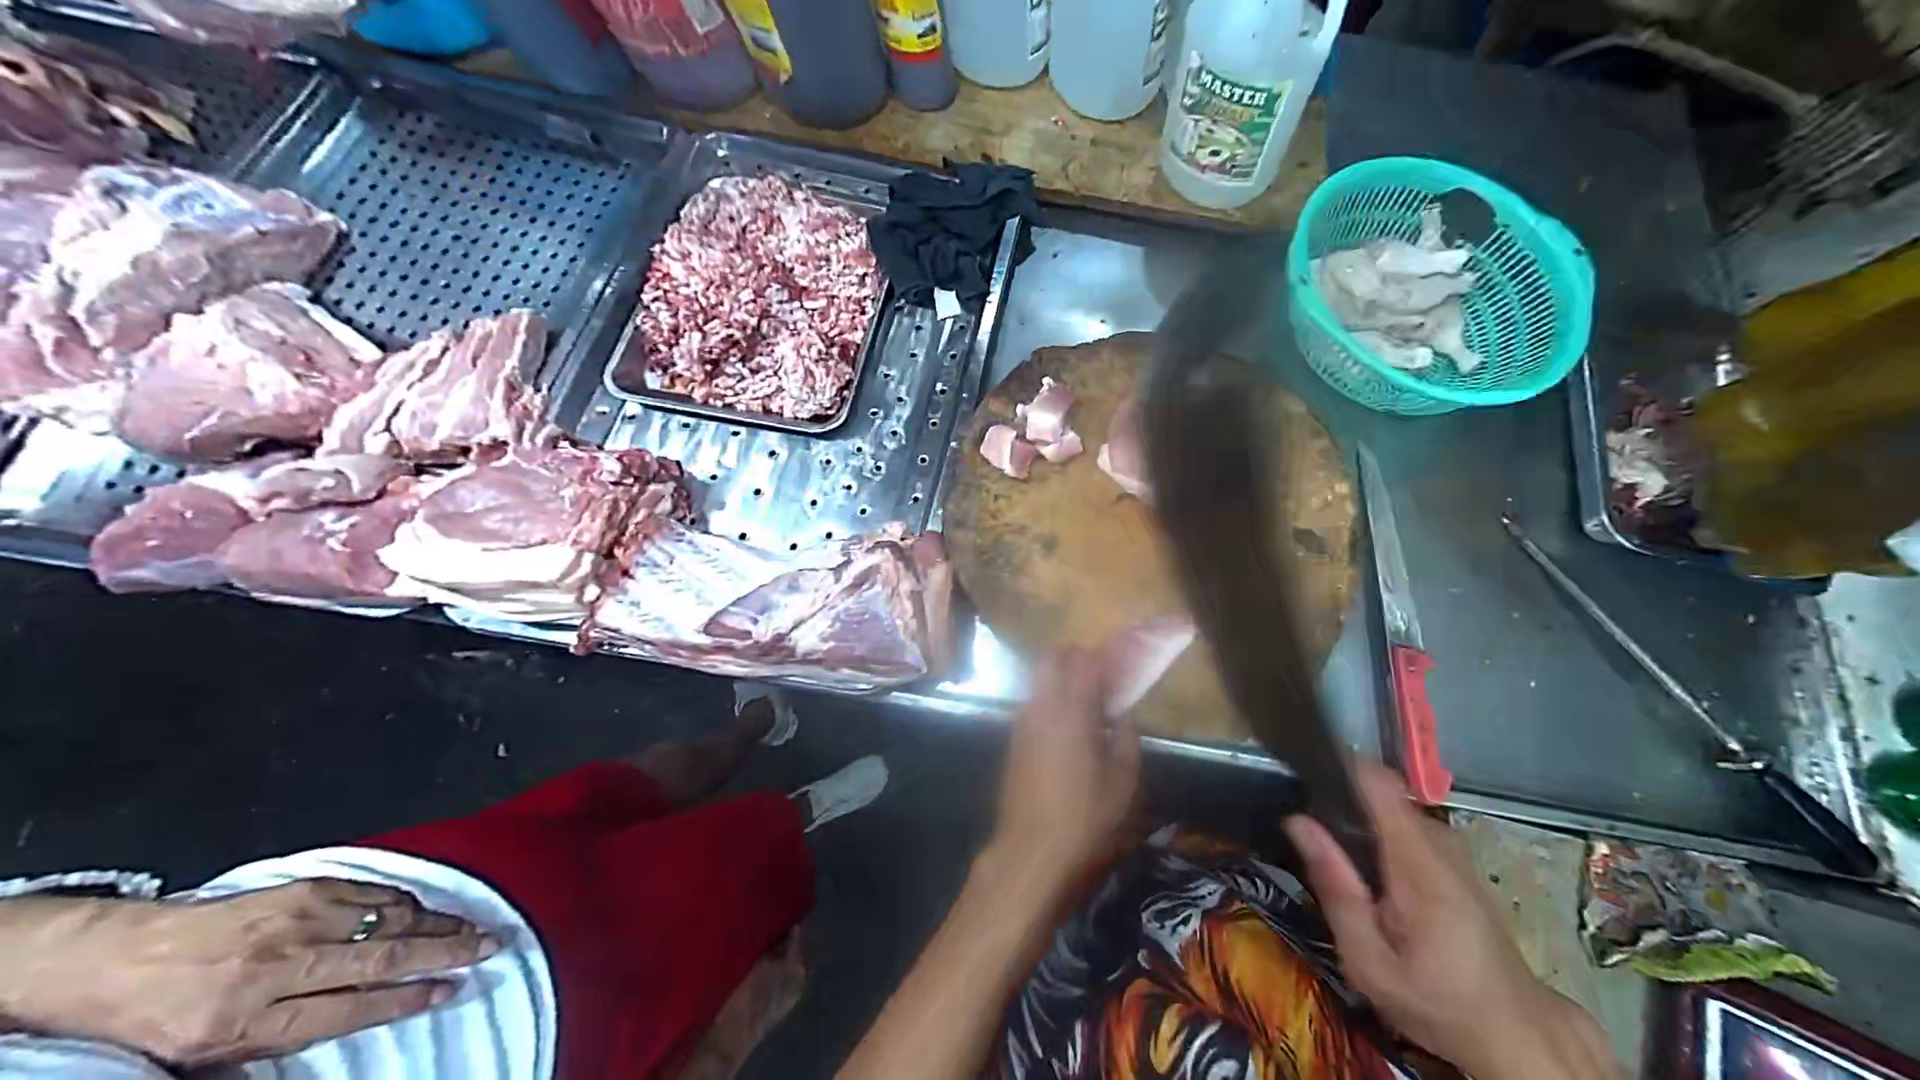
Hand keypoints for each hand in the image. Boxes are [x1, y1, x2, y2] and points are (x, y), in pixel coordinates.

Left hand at [0, 879, 497, 1066]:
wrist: (117, 956)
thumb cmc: (160, 1015)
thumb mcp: (205, 1050)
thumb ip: (284, 1034)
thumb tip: (365, 1016)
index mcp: (246, 1019)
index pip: (350, 1009)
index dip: (407, 999)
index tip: (451, 990)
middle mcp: (279, 965)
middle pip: (382, 958)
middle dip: (445, 951)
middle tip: (490, 945)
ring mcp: (296, 918)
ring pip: (386, 919)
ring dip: (437, 923)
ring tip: (473, 925)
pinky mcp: (305, 887)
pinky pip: (371, 894)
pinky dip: (407, 902)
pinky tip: (428, 909)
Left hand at [992, 646, 1141, 884]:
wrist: (1031, 846)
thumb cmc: (1084, 816)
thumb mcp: (1122, 782)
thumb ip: (1126, 739)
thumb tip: (1122, 715)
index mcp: (1072, 712)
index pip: (1084, 662)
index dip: (1103, 659)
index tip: (1119, 671)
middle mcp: (1042, 707)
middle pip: (1051, 657)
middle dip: (1074, 657)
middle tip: (1098, 678)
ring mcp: (1023, 721)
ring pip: (1038, 679)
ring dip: (1060, 678)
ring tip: (1085, 705)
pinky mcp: (1013, 738)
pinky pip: (1032, 703)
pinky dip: (1049, 701)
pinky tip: (1066, 729)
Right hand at [1285, 762, 1622, 1079]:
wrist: (1517, 1034)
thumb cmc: (1436, 1000)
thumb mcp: (1369, 957)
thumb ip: (1335, 886)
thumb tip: (1297, 822)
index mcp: (1419, 863)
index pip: (1381, 784)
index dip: (1341, 763)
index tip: (1302, 761)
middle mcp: (1441, 844)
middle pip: (1382, 793)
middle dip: (1340, 794)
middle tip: (1302, 818)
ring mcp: (1454, 852)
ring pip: (1394, 809)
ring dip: (1358, 814)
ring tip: (1324, 840)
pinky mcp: (1458, 864)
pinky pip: (1408, 826)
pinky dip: (1378, 831)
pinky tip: (1361, 863)